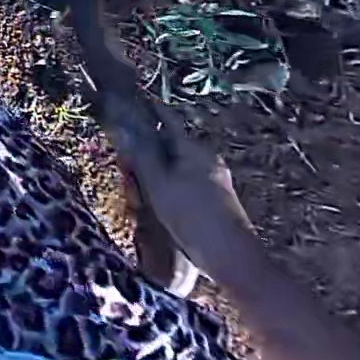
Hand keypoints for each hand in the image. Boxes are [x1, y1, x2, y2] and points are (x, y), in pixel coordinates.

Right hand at [106, 99, 255, 276]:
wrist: (233, 259)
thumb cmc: (191, 214)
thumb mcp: (157, 182)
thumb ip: (140, 153)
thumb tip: (125, 128)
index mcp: (193, 148)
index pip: (167, 118)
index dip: (149, 108)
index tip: (131, 100)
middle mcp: (206, 158)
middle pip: (169, 144)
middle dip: (147, 149)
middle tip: (126, 163)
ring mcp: (214, 178)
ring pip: (175, 164)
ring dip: (155, 171)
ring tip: (138, 190)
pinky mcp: (215, 198)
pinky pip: (184, 180)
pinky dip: (167, 184)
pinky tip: (157, 203)